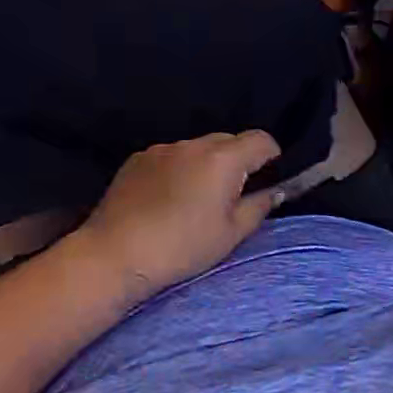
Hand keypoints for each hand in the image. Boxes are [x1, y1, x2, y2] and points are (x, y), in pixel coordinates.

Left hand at [75, 132, 284, 297]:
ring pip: (197, 148)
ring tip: (195, 199)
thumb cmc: (183, 247)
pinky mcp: (137, 159)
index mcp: (223, 159)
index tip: (269, 176)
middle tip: (232, 194)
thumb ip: (259, 206)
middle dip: (238, 160)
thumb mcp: (231, 234)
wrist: (117, 253)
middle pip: (228, 140)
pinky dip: (178, 170)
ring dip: (205, 165)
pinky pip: (170, 157)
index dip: (271, 155)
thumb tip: (276, 191)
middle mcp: (193, 145)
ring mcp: (162, 149)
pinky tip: (166, 199)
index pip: (260, 139)